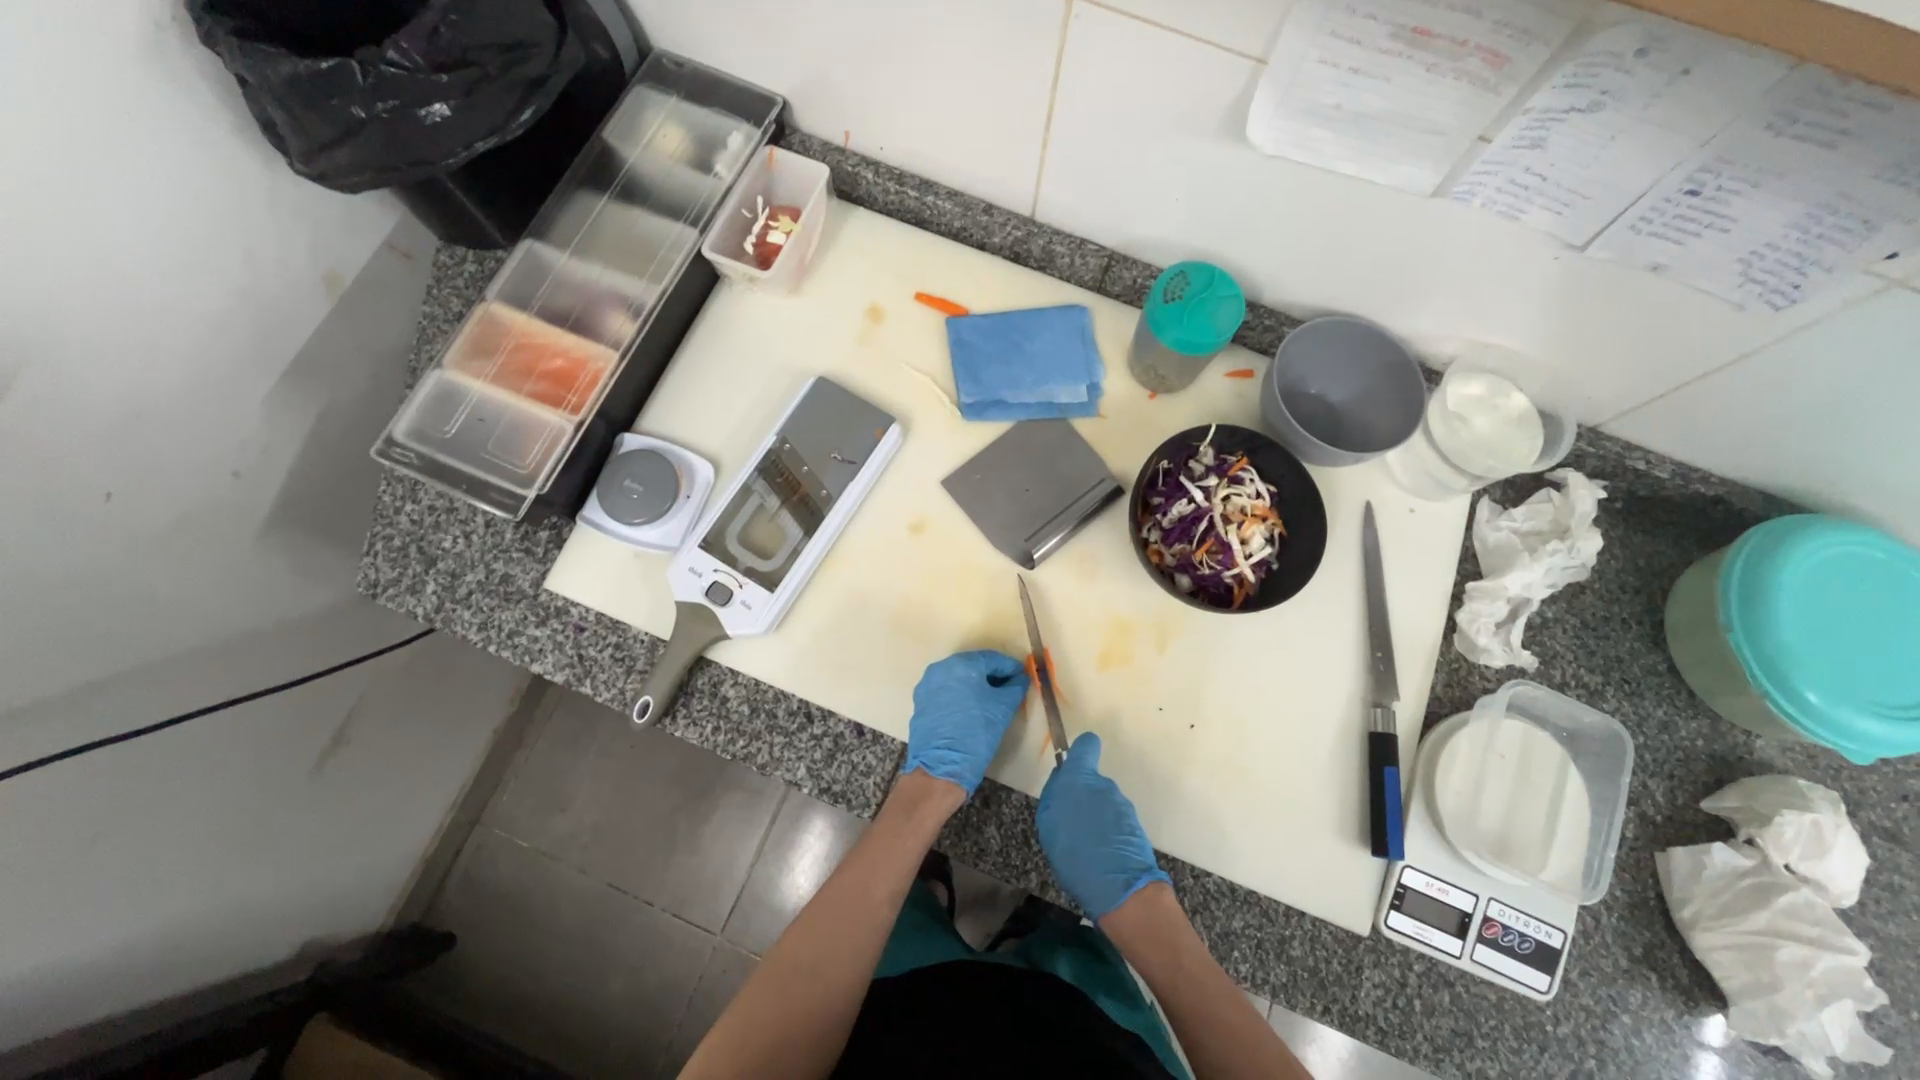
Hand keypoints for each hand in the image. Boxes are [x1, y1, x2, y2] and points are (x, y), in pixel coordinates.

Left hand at [900, 650, 1029, 796]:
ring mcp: (927, 686)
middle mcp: (940, 669)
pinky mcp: (920, 703)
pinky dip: (960, 696)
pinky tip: (971, 710)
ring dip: (975, 685)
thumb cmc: (976, 733)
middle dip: (992, 675)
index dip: (1010, 667)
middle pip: (972, 666)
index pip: (992, 658)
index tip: (1022, 676)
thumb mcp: (1003, 709)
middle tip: (1009, 687)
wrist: (940, 768)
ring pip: (957, 679)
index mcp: (961, 665)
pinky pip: (945, 692)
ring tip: (991, 700)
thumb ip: (1014, 688)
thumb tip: (1020, 679)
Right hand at [1038, 733, 1170, 918]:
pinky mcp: (1134, 824)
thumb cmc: (1073, 854)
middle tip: (1069, 826)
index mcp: (1078, 780)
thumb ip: (1053, 797)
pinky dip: (1107, 833)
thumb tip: (1061, 780)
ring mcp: (1121, 805)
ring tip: (1085, 847)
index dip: (1080, 752)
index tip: (1073, 767)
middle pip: (1090, 782)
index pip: (1086, 746)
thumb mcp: (1048, 825)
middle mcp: (1103, 786)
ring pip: (1102, 803)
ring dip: (1094, 818)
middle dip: (1081, 798)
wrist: (1121, 888)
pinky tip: (1100, 856)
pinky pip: (1114, 821)